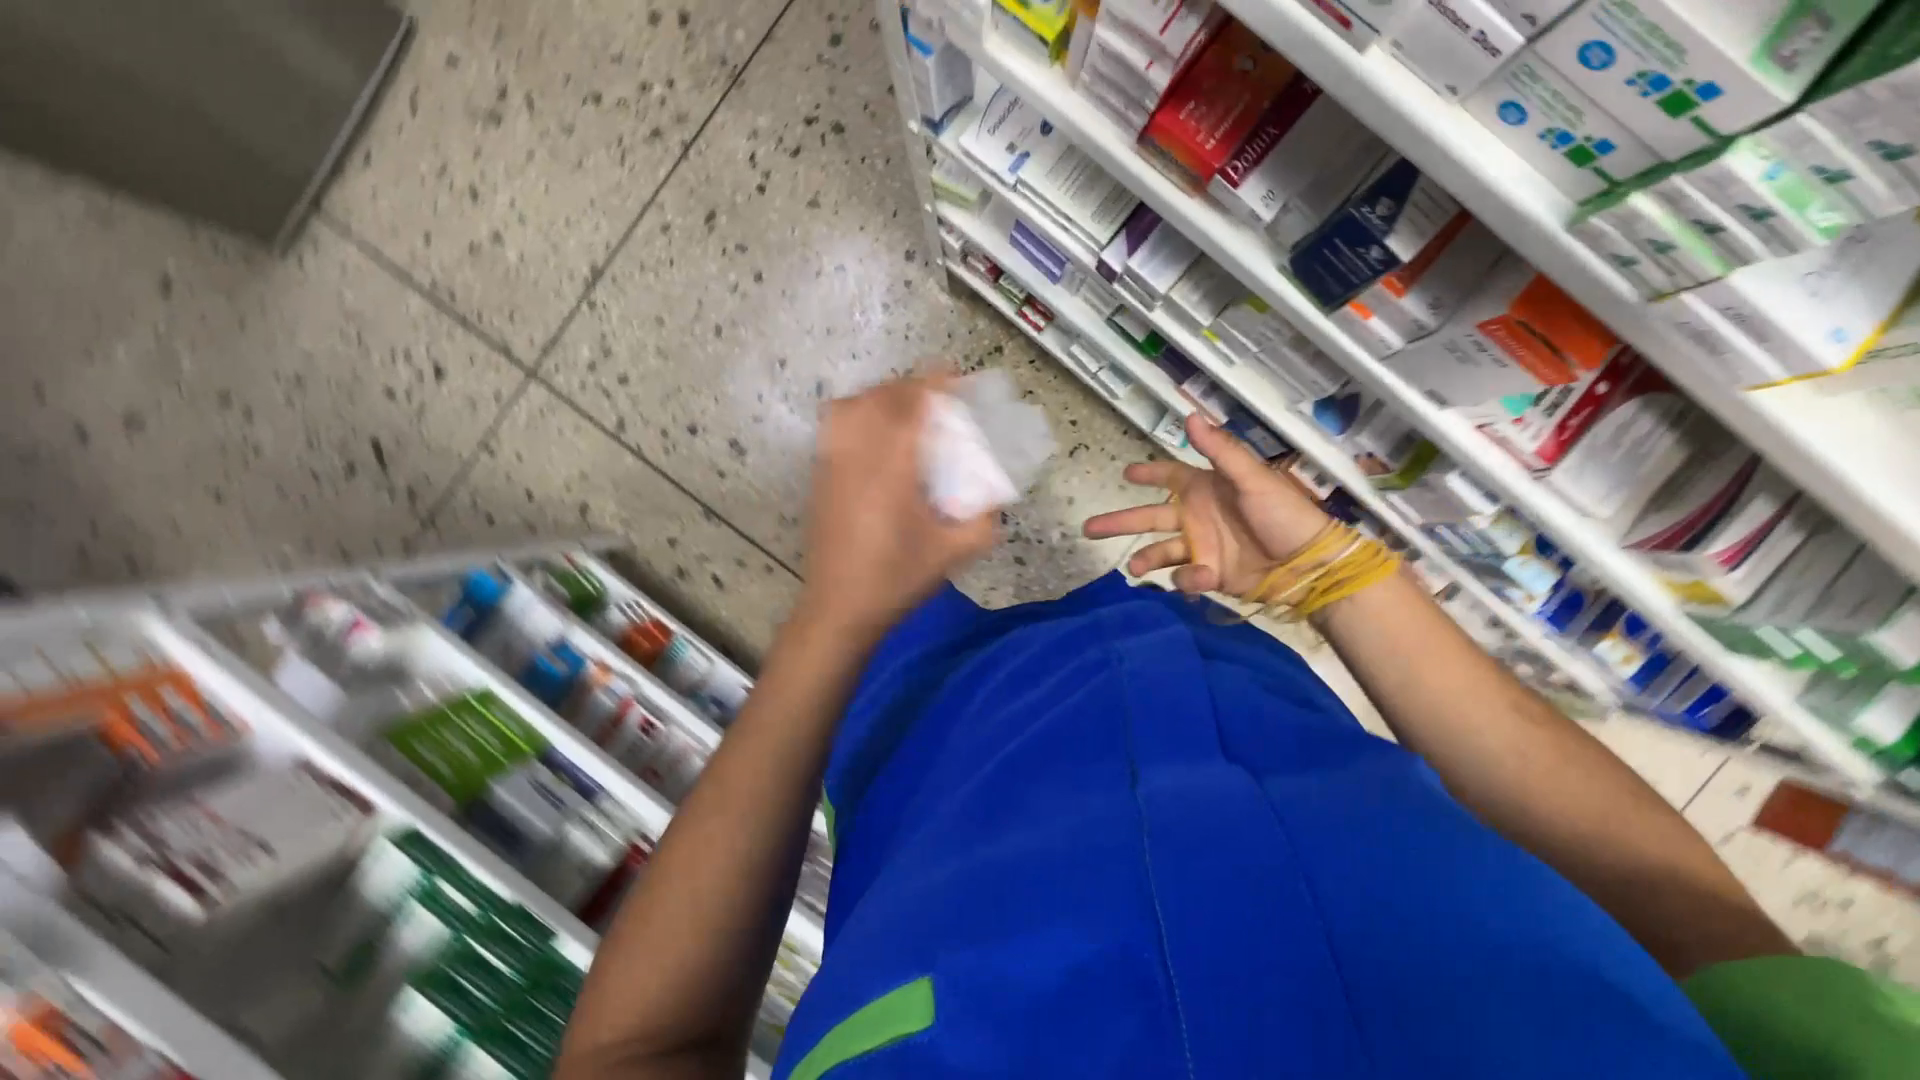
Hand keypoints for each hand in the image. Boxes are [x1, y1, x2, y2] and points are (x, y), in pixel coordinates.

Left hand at [796, 376, 997, 637]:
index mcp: (894, 469)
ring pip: (852, 405)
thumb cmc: (897, 580)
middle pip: (880, 397)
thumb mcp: (955, 553)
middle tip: (939, 395)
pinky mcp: (819, 476)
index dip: (935, 383)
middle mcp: (858, 456)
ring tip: (906, 408)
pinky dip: (858, 413)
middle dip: (912, 386)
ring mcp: (832, 463)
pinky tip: (875, 432)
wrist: (839, 609)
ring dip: (882, 396)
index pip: (912, 405)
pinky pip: (835, 425)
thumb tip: (996, 493)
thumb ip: (985, 519)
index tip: (955, 376)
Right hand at [1084, 412, 1331, 595]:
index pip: (1169, 476)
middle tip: (1088, 529)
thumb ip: (1219, 451)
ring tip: (1135, 569)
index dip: (1148, 473)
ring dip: (1145, 558)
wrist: (1308, 565)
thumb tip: (1190, 416)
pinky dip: (1188, 579)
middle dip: (1119, 522)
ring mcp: (1202, 547)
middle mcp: (1198, 516)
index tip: (1125, 473)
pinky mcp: (1209, 574)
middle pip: (1149, 517)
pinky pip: (1186, 576)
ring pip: (1160, 550)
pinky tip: (1202, 577)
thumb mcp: (1252, 478)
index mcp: (1206, 489)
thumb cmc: (1284, 515)